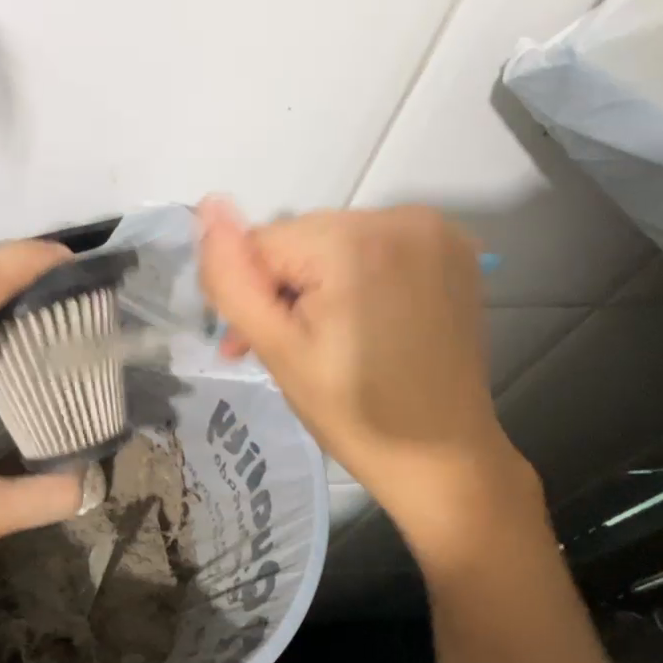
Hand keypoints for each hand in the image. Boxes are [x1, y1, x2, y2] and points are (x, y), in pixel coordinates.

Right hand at [197, 199, 538, 552]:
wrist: (439, 456)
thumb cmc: (351, 412)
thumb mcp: (276, 348)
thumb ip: (233, 278)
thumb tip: (207, 206)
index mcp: (354, 241)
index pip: (262, 243)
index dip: (252, 294)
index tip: (254, 347)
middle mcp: (402, 218)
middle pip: (303, 238)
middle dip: (286, 288)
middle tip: (287, 351)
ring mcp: (437, 232)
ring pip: (338, 244)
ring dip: (320, 285)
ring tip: (325, 342)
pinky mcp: (456, 252)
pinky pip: (379, 250)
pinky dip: (361, 280)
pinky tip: (367, 325)